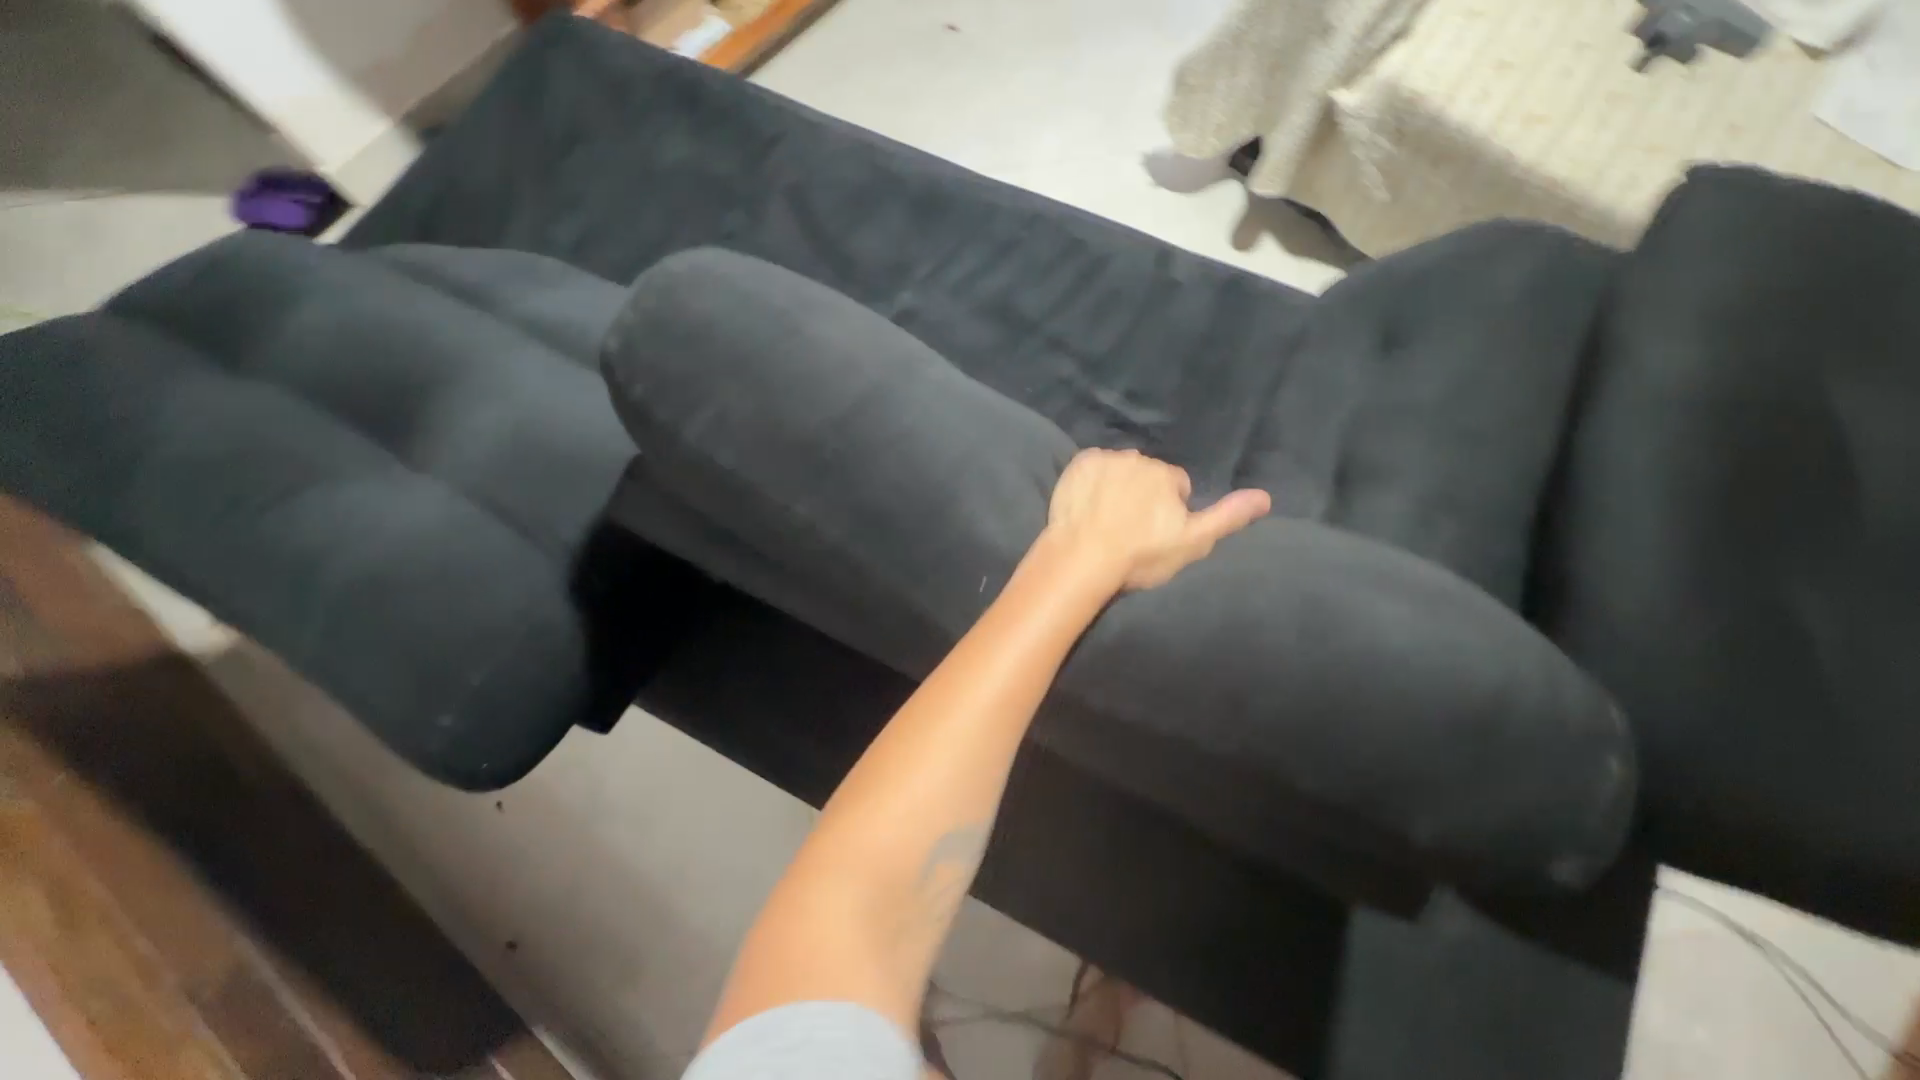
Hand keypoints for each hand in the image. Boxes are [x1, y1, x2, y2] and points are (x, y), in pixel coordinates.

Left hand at [1043, 448, 1271, 590]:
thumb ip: (1228, 516)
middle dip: (1143, 494)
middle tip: (1130, 528)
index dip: (1169, 510)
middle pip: (1146, 474)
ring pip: (1119, 469)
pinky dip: (1091, 481)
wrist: (1082, 559)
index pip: (1176, 485)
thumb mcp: (1193, 542)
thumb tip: (1265, 497)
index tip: (1155, 533)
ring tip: (1107, 519)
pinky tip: (1087, 506)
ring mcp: (1104, 459)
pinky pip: (1091, 467)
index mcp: (1167, 474)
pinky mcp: (1077, 464)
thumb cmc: (1141, 556)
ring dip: (1117, 486)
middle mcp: (1137, 458)